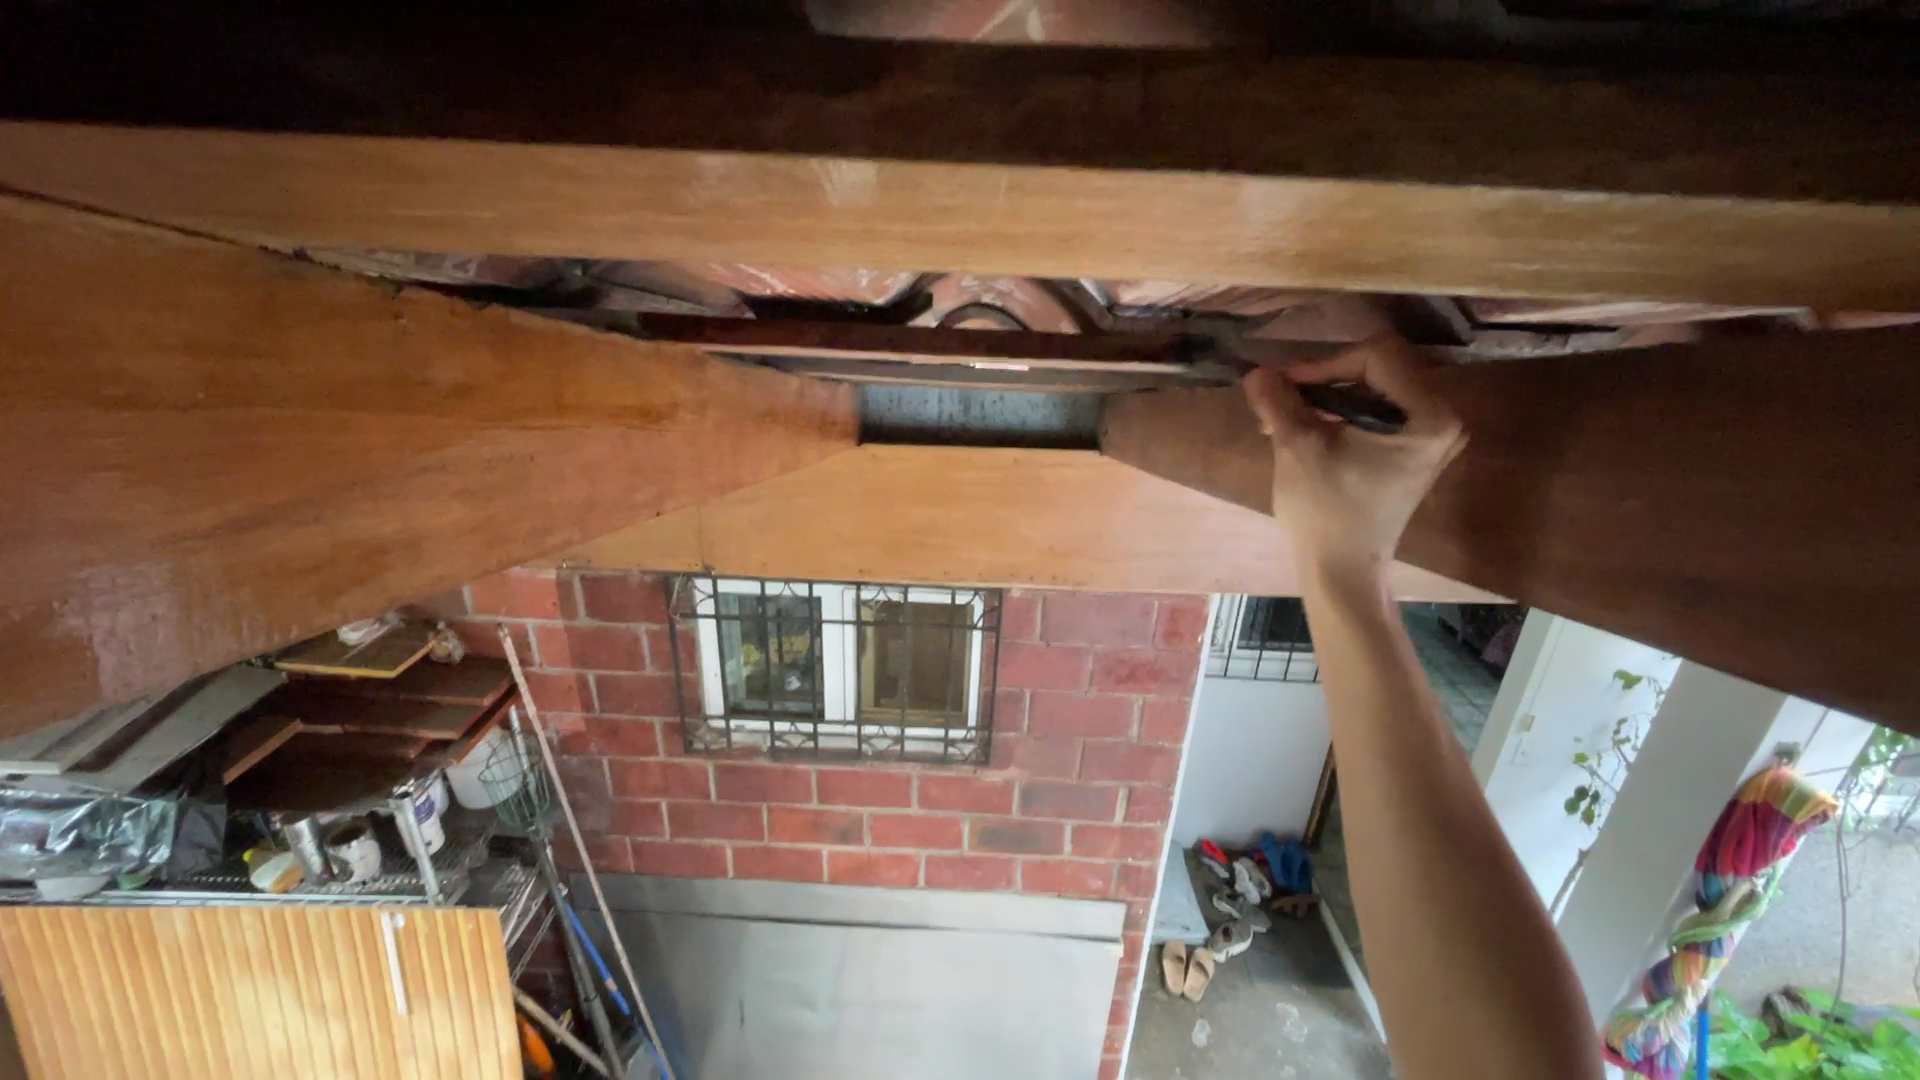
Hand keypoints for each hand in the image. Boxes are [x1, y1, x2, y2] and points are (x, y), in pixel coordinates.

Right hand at [1243, 335, 1465, 567]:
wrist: (1342, 570)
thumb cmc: (1325, 511)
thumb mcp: (1297, 447)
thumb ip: (1278, 402)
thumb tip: (1256, 372)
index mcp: (1428, 414)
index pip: (1376, 356)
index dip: (1324, 363)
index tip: (1284, 385)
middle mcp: (1444, 418)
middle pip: (1379, 370)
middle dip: (1325, 379)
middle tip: (1283, 401)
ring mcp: (1432, 437)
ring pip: (1375, 391)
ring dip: (1329, 397)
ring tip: (1287, 419)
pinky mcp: (1415, 452)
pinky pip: (1379, 413)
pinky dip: (1343, 415)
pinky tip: (1309, 431)